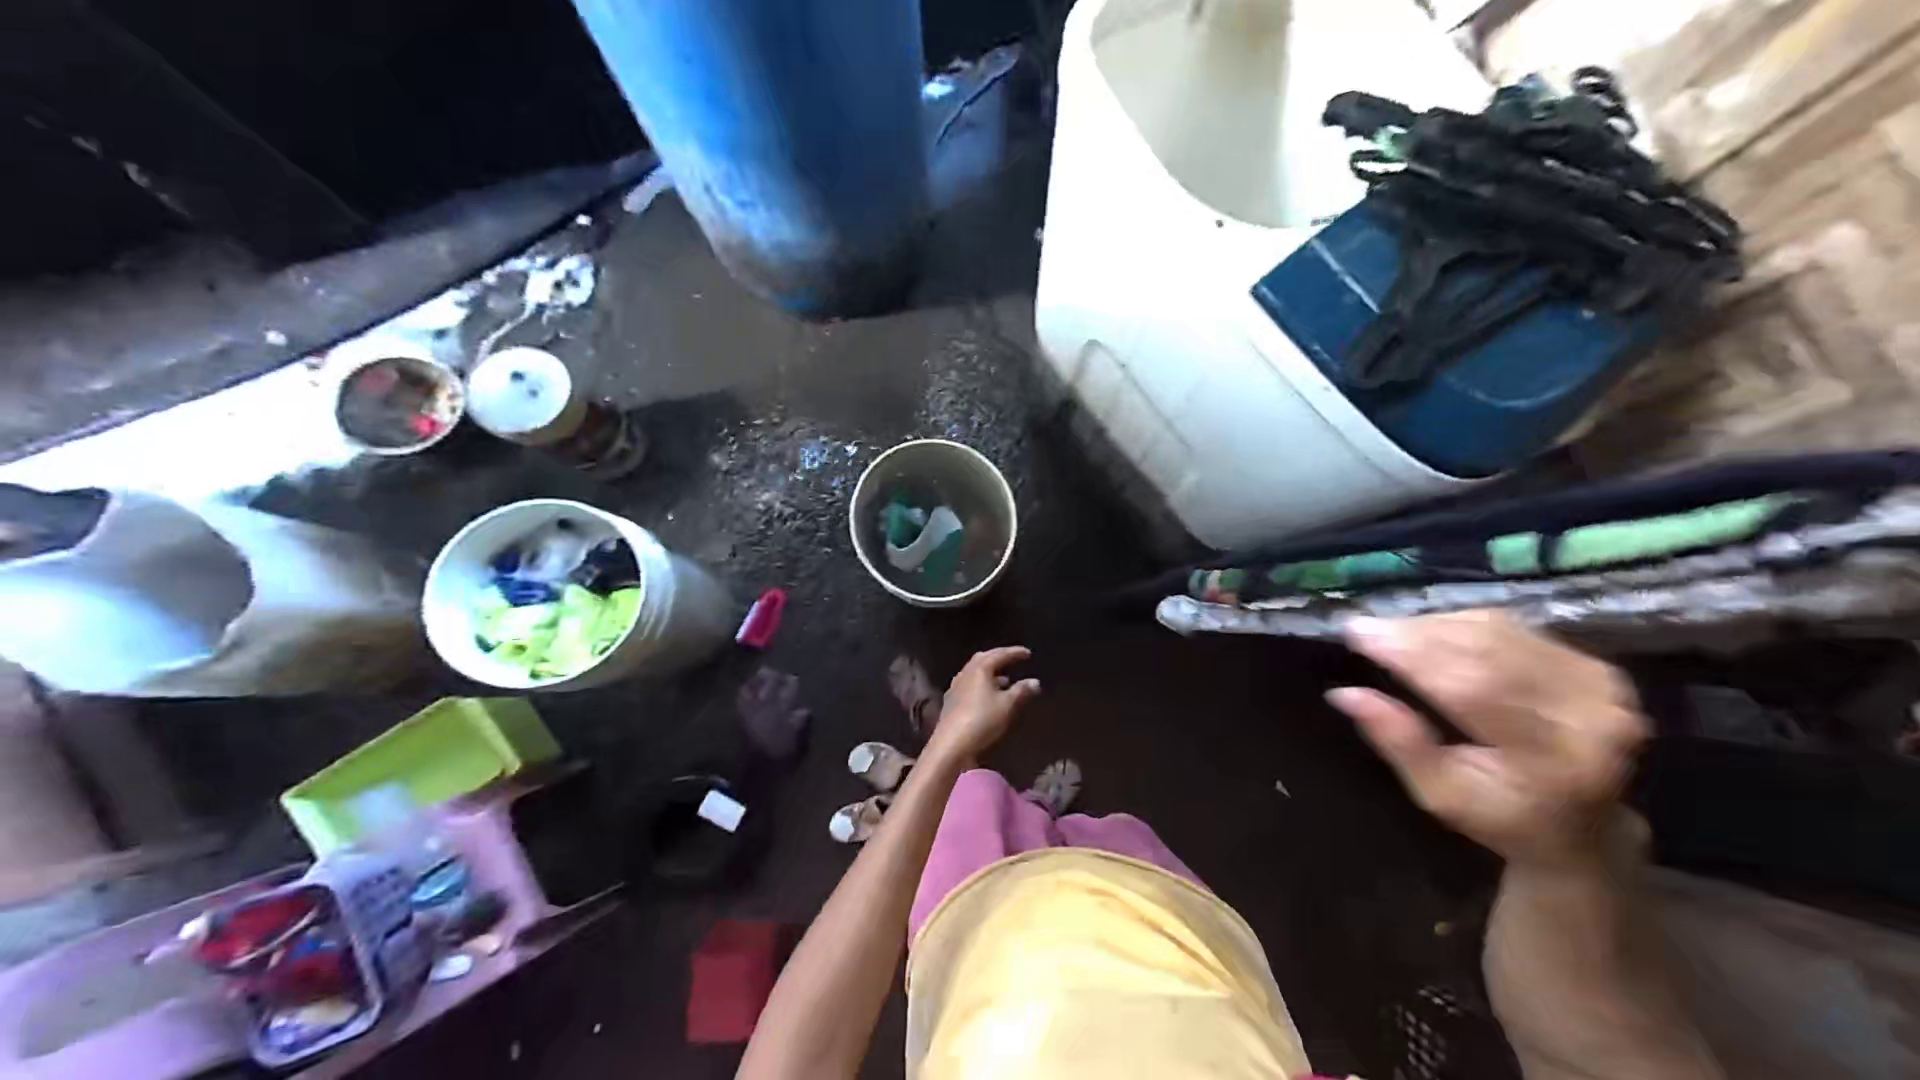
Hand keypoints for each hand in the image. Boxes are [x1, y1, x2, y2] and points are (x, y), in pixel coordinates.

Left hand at [922, 646, 1040, 769]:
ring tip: (1005, 679)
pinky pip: (969, 685)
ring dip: (990, 673)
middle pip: (983, 659)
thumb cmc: (982, 720)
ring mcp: (956, 687)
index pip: (999, 654)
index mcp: (979, 669)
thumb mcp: (1007, 705)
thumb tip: (1035, 681)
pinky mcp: (951, 702)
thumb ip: (1021, 691)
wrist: (951, 745)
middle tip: (1012, 659)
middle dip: (999, 657)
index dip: (1014, 653)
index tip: (1028, 653)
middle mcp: (965, 673)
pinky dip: (982, 684)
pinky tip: (988, 696)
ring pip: (975, 673)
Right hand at [1328, 611, 1646, 868]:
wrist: (1584, 828)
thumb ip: (1397, 741)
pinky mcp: (1592, 666)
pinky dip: (1462, 623)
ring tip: (1390, 631)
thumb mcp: (1438, 793)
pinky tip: (1429, 631)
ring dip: (1434, 625)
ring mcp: (1596, 685)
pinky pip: (1513, 628)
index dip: (1411, 656)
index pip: (1472, 688)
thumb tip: (1343, 694)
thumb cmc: (1499, 816)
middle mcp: (1587, 714)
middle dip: (1415, 635)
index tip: (1358, 634)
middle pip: (1485, 652)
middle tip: (1365, 628)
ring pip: (1496, 632)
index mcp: (1551, 758)